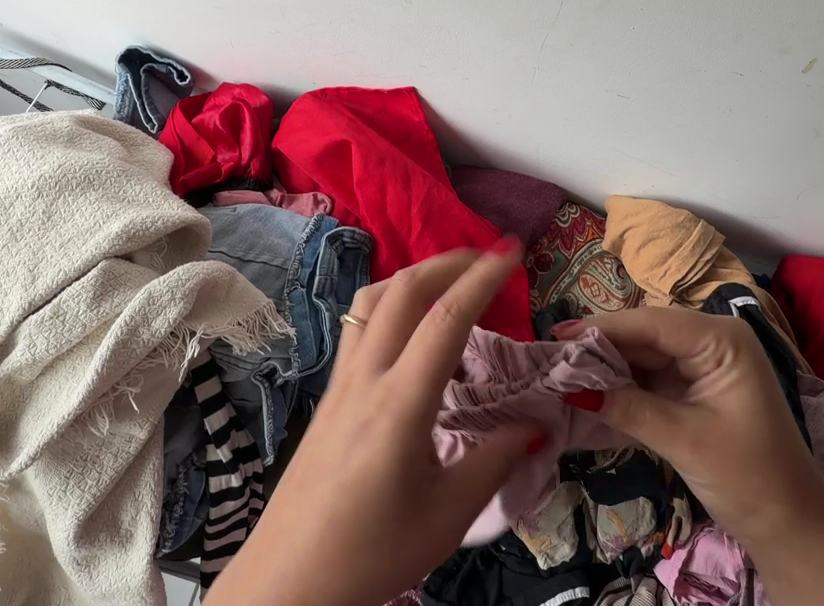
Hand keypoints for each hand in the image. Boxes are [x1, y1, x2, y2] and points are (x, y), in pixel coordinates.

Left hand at [203, 243, 539, 605]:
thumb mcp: (448, 515)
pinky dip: (394, 303)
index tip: (513, 250)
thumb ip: (495, 460)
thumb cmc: (372, 551)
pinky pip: (360, 325)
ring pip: (373, 300)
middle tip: (490, 257)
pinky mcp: (329, 394)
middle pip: (403, 289)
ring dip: (416, 275)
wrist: (288, 581)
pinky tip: (413, 329)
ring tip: (451, 281)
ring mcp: (341, 382)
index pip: (446, 317)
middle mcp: (366, 377)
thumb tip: (535, 424)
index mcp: (401, 403)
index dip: (483, 277)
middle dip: (449, 260)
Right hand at [556, 308, 823, 605]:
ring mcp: (703, 364)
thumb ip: (628, 407)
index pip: (651, 322)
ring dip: (606, 367)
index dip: (602, 326)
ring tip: (559, 373)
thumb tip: (571, 388)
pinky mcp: (694, 388)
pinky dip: (622, 386)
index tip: (557, 333)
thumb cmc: (750, 478)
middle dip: (599, 347)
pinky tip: (588, 391)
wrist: (791, 527)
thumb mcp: (684, 440)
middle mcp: (712, 340)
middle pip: (643, 335)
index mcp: (722, 338)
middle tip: (550, 357)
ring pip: (642, 355)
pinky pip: (650, 377)